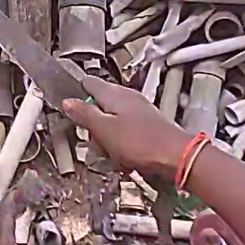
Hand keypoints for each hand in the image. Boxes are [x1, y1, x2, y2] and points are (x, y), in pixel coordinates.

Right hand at [60, 73, 194, 180]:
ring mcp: (138, 111)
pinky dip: (122, 147)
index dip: (77, 93)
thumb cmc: (139, 142)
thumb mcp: (104, 129)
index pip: (89, 83)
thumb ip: (84, 114)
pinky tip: (126, 160)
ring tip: (113, 155)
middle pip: (99, 106)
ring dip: (108, 140)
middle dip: (94, 126)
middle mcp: (127, 97)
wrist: (177, 157)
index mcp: (114, 93)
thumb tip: (67, 101)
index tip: (70, 108)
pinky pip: (126, 134)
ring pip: (112, 123)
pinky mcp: (147, 126)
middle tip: (96, 142)